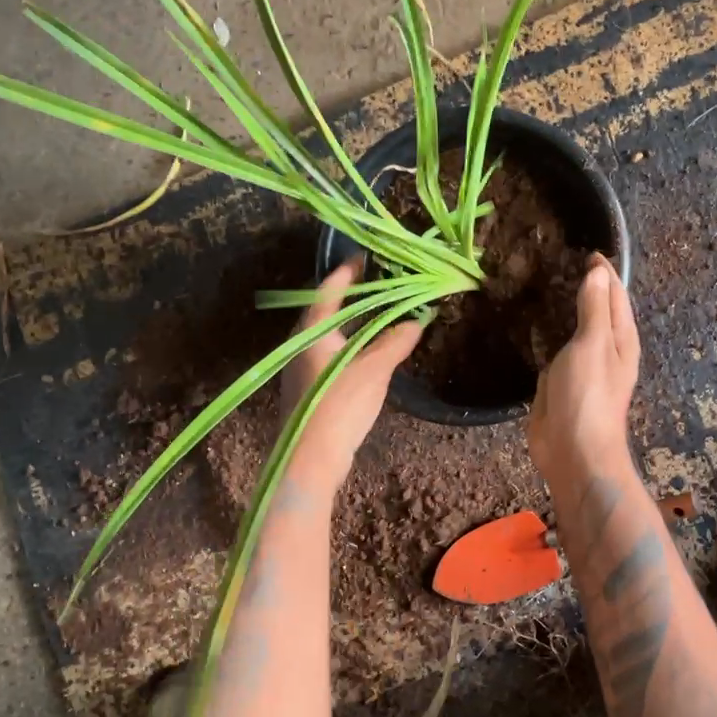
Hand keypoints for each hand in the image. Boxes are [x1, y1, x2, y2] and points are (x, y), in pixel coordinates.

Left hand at [279, 260, 423, 490]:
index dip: (347, 271)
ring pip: (327, 333)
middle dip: (351, 296)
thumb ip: (395, 342)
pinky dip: (348, 343)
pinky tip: (367, 352)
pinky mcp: (306, 388)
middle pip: (325, 309)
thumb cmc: (339, 406)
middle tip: (379, 284)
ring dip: (351, 321)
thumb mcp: (375, 370)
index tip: (367, 257)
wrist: (309, 460)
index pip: (328, 289)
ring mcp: (300, 367)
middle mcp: (301, 343)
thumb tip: (416, 322)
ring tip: (379, 314)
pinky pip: (328, 353)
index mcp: (313, 331)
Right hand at [529, 253, 638, 484]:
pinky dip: (543, 333)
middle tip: (553, 261)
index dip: (602, 271)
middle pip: (595, 309)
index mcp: (621, 338)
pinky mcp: (558, 382)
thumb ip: (594, 307)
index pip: (615, 294)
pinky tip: (527, 322)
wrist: (573, 452)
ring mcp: (581, 366)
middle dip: (581, 286)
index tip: (582, 249)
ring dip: (559, 309)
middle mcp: (605, 349)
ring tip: (539, 284)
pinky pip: (552, 349)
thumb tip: (598, 273)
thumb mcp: (593, 344)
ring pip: (572, 329)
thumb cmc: (588, 395)